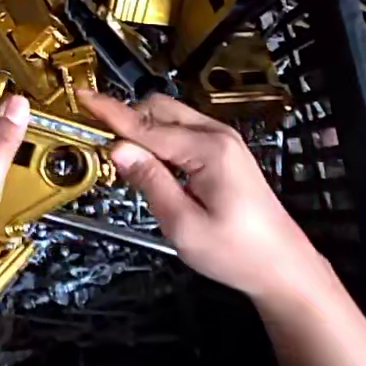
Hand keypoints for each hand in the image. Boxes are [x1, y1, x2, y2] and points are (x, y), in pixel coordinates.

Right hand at [78, 91, 329, 304]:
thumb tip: (119, 149)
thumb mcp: (183, 225)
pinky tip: (149, 162)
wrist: (282, 267)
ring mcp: (223, 141)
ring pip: (169, 117)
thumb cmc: (238, 253)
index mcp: (208, 151)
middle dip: (126, 120)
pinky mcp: (223, 151)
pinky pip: (181, 130)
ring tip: (123, 158)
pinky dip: (158, 138)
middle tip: (100, 142)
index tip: (83, 98)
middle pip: (158, 109)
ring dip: (142, 129)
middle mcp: (218, 136)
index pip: (146, 125)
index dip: (109, 112)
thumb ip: (149, 182)